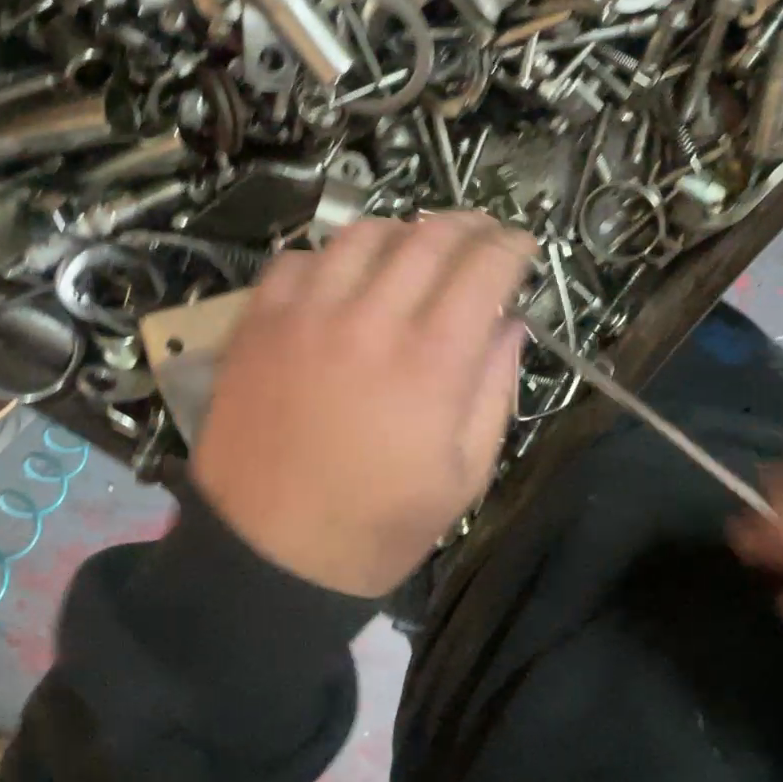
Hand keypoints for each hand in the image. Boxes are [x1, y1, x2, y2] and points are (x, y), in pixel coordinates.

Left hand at [191, 213, 534, 597]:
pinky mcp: (258, 322)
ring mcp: (306, 314)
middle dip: (468, 224)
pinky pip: (298, 259)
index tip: (524, 246)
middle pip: (429, 236)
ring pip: (362, 234)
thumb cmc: (378, 526)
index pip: (484, 268)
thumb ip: (493, 389)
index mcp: (431, 362)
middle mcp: (371, 320)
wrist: (266, 557)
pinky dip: (331, 258)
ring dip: (402, 232)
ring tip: (415, 249)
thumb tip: (510, 324)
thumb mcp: (464, 476)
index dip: (513, 247)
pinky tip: (342, 281)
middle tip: (482, 233)